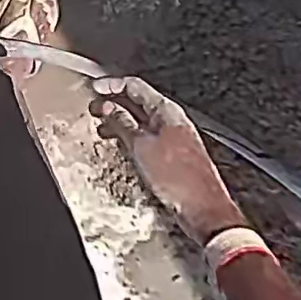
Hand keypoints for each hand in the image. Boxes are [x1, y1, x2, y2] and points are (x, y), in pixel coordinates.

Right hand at [91, 76, 244, 239]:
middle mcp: (172, 121)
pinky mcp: (172, 155)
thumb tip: (108, 108)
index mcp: (167, 111)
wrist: (206, 214)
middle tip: (94, 107)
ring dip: (119, 120)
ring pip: (140, 120)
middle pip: (137, 102)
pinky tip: (120, 144)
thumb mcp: (141, 147)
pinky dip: (130, 136)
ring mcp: (173, 138)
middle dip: (113, 103)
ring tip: (102, 125)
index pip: (134, 86)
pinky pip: (146, 137)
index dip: (112, 85)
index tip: (95, 89)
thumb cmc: (181, 180)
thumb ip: (122, 123)